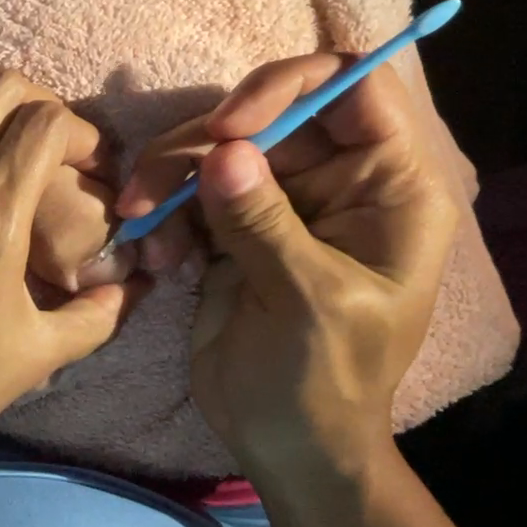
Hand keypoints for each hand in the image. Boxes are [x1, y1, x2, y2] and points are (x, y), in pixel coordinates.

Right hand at [133, 55, 458, 493]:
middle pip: (260, 118)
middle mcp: (331, 182)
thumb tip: (222, 152)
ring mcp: (274, 206)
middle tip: (143, 197)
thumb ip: (266, 223)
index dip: (286, 90)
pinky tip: (155, 258)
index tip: (223, 130)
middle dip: (194, 148)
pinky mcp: (226, 232)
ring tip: (139, 228)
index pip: (352, 90)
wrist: (284, 437)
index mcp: (387, 187)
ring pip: (209, 154)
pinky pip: (184, 196)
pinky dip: (159, 217)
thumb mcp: (306, 299)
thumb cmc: (324, 376)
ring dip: (163, 183)